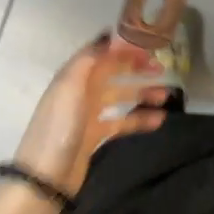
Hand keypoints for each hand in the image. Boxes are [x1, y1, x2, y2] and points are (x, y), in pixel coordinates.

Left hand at [11, 35, 170, 197]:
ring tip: (166, 96)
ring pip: (120, 97)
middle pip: (112, 73)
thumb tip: (110, 37)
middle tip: (161, 69)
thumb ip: (89, 60)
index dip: (122, 47)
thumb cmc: (59, 127)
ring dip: (142, 93)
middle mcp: (81, 91)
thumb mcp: (70, 87)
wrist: (46, 176)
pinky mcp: (96, 135)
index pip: (100, 53)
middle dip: (136, 68)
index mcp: (73, 76)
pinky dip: (139, 119)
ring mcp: (88, 114)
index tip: (147, 44)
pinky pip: (122, 121)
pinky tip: (158, 120)